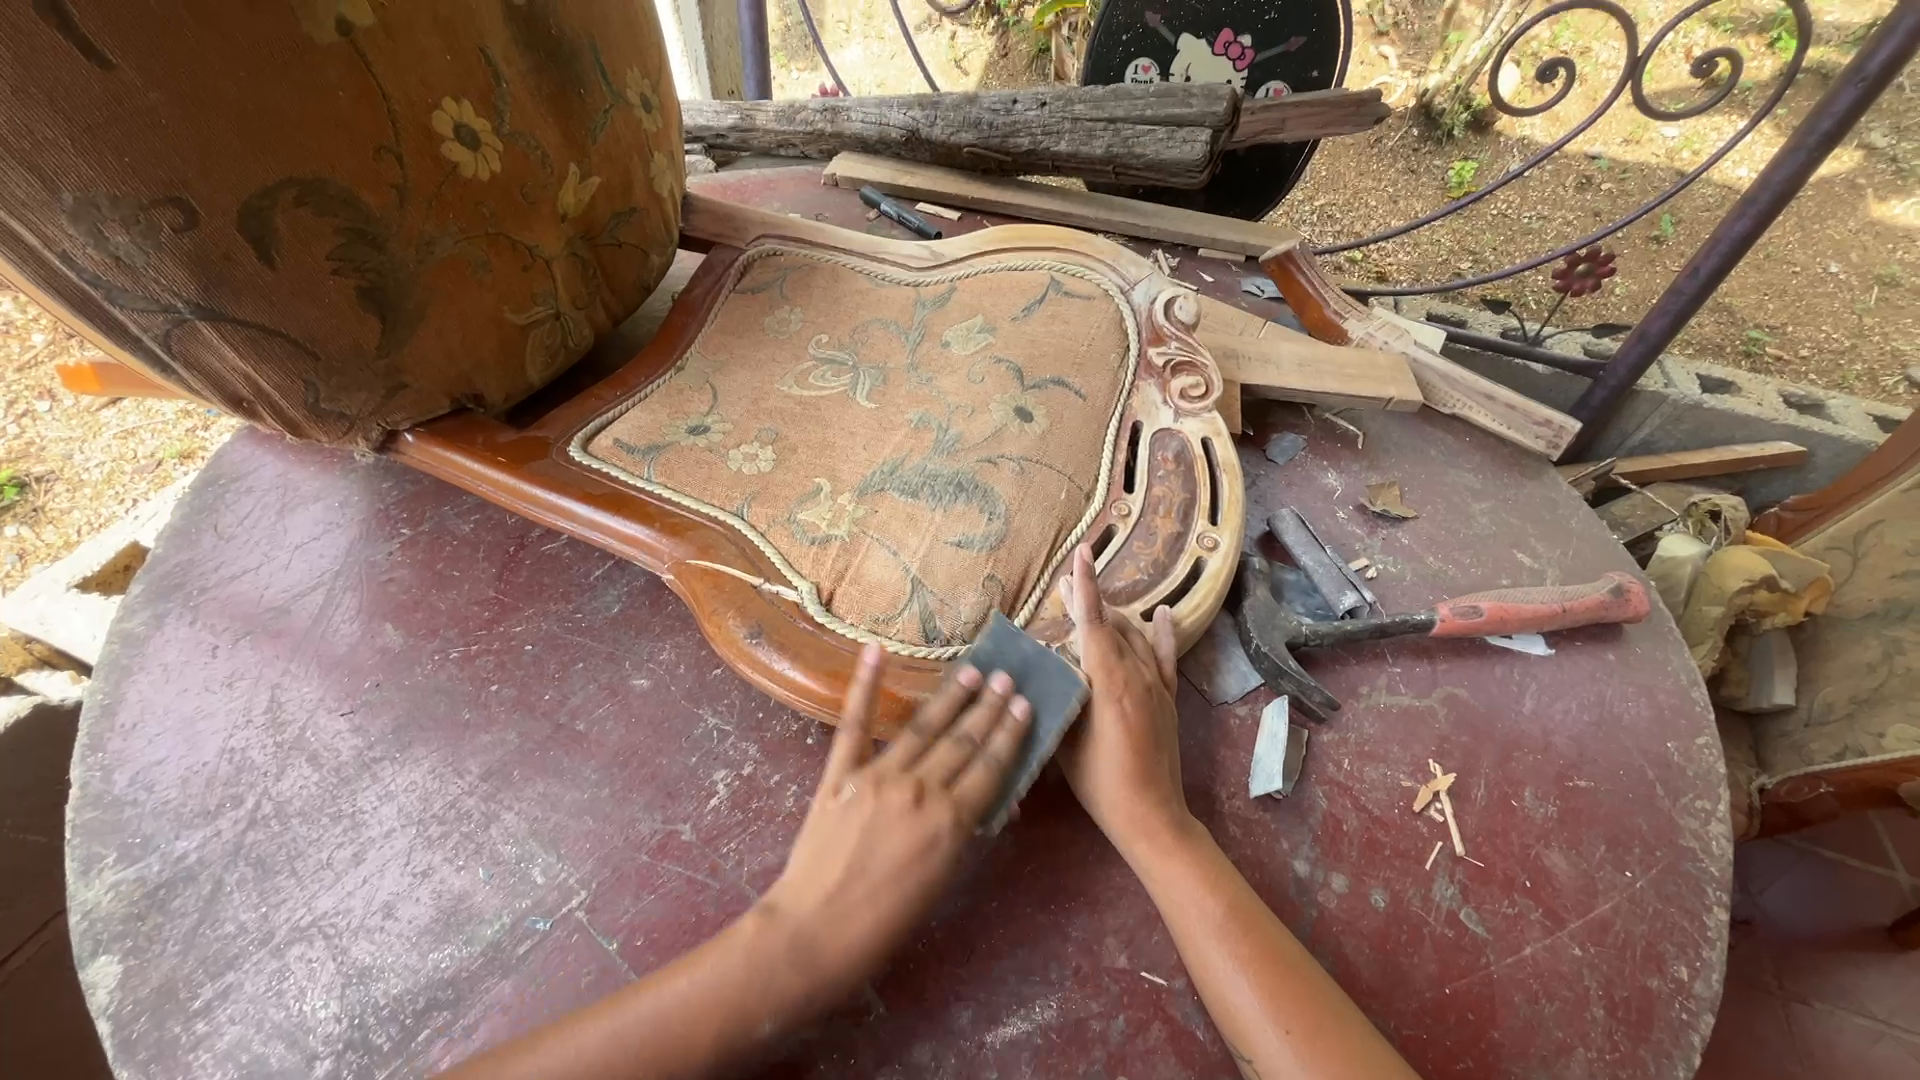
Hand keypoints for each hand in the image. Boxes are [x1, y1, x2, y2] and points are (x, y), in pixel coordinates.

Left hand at [757, 644, 1031, 994]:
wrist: (818, 931)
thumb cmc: (888, 919)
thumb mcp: (942, 880)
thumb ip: (965, 833)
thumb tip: (993, 802)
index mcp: (951, 820)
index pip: (990, 766)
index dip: (1010, 734)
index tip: (1025, 706)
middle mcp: (921, 788)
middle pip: (963, 740)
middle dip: (989, 708)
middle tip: (1007, 678)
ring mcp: (879, 776)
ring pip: (923, 727)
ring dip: (951, 697)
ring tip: (972, 671)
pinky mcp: (840, 773)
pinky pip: (856, 724)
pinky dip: (865, 685)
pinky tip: (876, 652)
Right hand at [1055, 543, 1193, 856]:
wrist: (1150, 814)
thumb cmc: (1099, 781)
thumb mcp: (1066, 736)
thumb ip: (1062, 696)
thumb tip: (1051, 665)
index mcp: (1108, 681)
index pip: (1093, 622)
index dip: (1085, 586)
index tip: (1082, 553)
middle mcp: (1135, 674)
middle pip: (1111, 624)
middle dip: (1088, 601)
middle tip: (1064, 585)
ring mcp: (1156, 685)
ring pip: (1135, 636)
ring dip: (1114, 616)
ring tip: (1094, 602)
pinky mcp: (1168, 699)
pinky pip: (1167, 657)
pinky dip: (1162, 633)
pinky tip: (1161, 613)